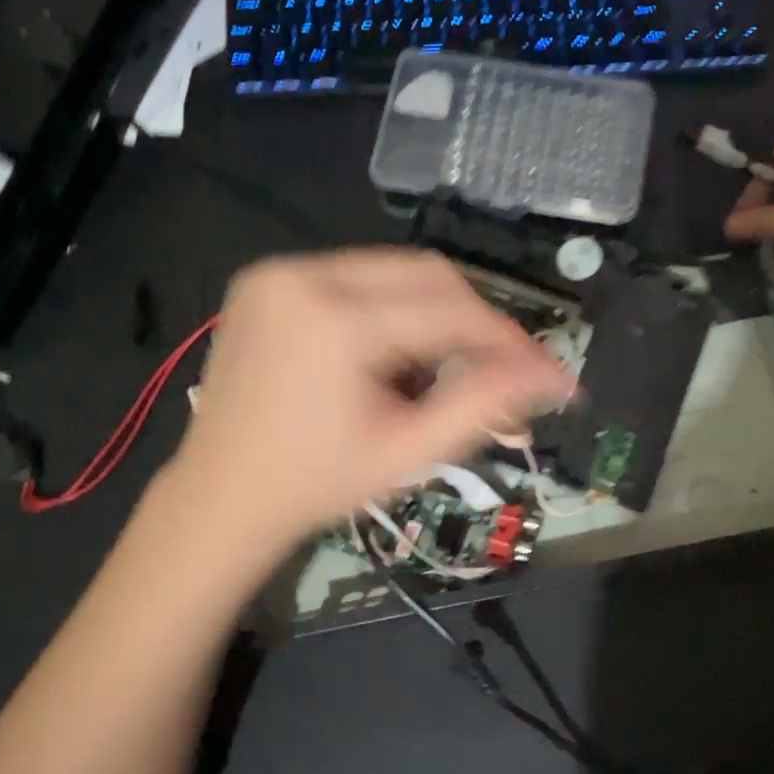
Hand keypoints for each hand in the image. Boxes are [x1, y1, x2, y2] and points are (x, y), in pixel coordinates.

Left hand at [166, 249, 574, 542]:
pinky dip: (390, 311)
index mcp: (335, 321)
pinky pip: (355, 279)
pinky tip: (391, 359)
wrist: (220, 498)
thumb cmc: (317, 485)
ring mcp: (278, 274)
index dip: (509, 341)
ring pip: (394, 274)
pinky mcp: (266, 282)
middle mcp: (302, 276)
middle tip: (501, 371)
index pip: (451, 310)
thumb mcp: (408, 451)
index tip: (549, 374)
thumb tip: (553, 377)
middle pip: (427, 276)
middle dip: (474, 324)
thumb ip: (484, 405)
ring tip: (440, 374)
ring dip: (433, 317)